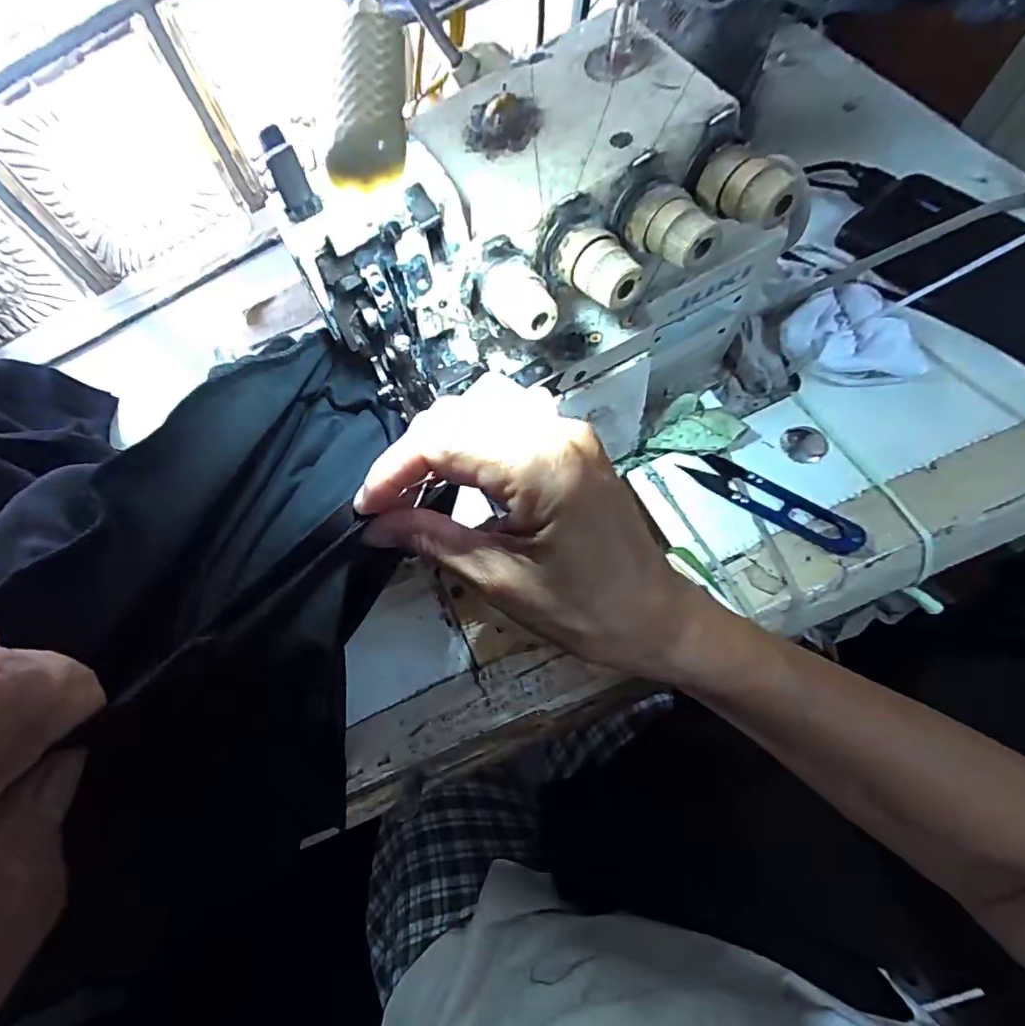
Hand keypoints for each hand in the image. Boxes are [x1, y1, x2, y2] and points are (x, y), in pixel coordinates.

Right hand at [354, 375, 734, 683]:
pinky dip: (470, 435)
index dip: (392, 471)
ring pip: (478, 407)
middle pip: (455, 416)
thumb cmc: (585, 611)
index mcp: (539, 464)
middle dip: (409, 457)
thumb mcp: (500, 580)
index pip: (442, 442)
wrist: (658, 618)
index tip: (366, 508)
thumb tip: (376, 526)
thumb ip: (432, 540)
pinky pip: (506, 416)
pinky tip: (459, 466)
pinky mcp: (570, 440)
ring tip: (414, 485)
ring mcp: (566, 430)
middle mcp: (553, 431)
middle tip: (384, 504)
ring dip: (437, 441)